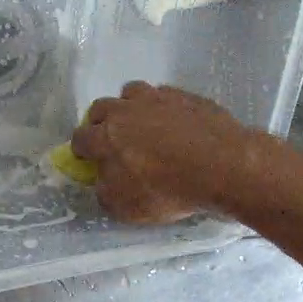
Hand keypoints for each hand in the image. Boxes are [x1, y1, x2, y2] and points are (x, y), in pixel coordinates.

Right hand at [70, 82, 256, 223]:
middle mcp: (124, 111)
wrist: (222, 165)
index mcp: (105, 138)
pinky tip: (174, 123)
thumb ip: (105, 192)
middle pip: (100, 108)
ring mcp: (156, 98)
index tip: (88, 160)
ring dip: (129, 106)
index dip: (81, 150)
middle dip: (100, 122)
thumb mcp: (126, 208)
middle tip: (112, 139)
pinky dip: (161, 107)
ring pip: (130, 93)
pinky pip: (163, 95)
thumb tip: (102, 179)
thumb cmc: (168, 190)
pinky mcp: (184, 94)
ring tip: (142, 124)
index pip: (80, 138)